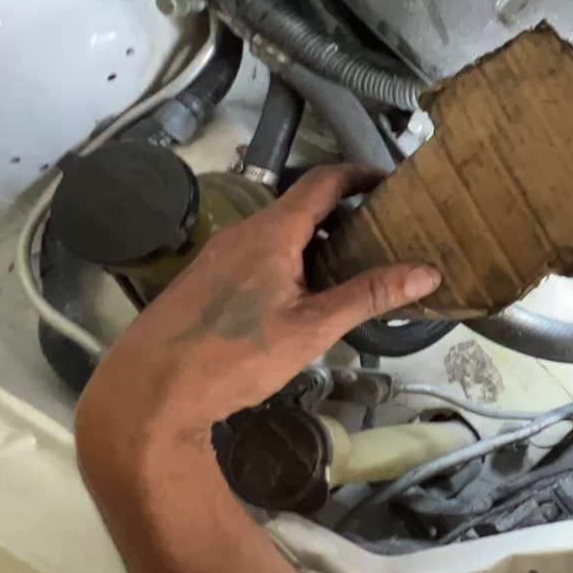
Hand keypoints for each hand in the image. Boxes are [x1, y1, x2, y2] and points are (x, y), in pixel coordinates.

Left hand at [73, 165, 439, 468]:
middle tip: (386, 232)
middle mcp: (243, 233)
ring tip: (355, 264)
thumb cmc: (233, 357)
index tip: (393, 182)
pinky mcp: (207, 281)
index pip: (323, 181)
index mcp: (272, 232)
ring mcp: (220, 256)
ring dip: (321, 238)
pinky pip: (260, 252)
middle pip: (304, 206)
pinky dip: (295, 257)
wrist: (145, 396)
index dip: (361, 175)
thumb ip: (370, 295)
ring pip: (282, 232)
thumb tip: (428, 272)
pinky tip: (307, 295)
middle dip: (347, 212)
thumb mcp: (313, 328)